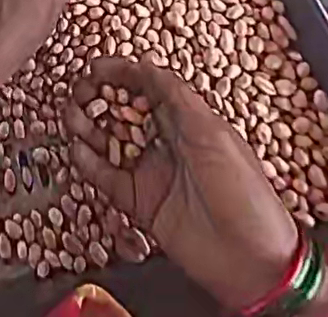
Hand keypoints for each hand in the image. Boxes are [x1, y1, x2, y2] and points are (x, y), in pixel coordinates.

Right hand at [65, 57, 299, 310]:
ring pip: (106, 138)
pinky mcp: (138, 201)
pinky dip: (86, 161)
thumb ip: (175, 96)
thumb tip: (144, 63)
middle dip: (95, 95)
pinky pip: (104, 175)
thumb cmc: (243, 192)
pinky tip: (77, 150)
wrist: (255, 264)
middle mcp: (162, 139)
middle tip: (79, 93)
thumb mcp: (213, 133)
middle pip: (119, 108)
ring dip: (85, 124)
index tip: (94, 67)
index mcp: (183, 119)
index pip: (143, 85)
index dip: (118, 73)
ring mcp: (148, 169)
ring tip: (72, 118)